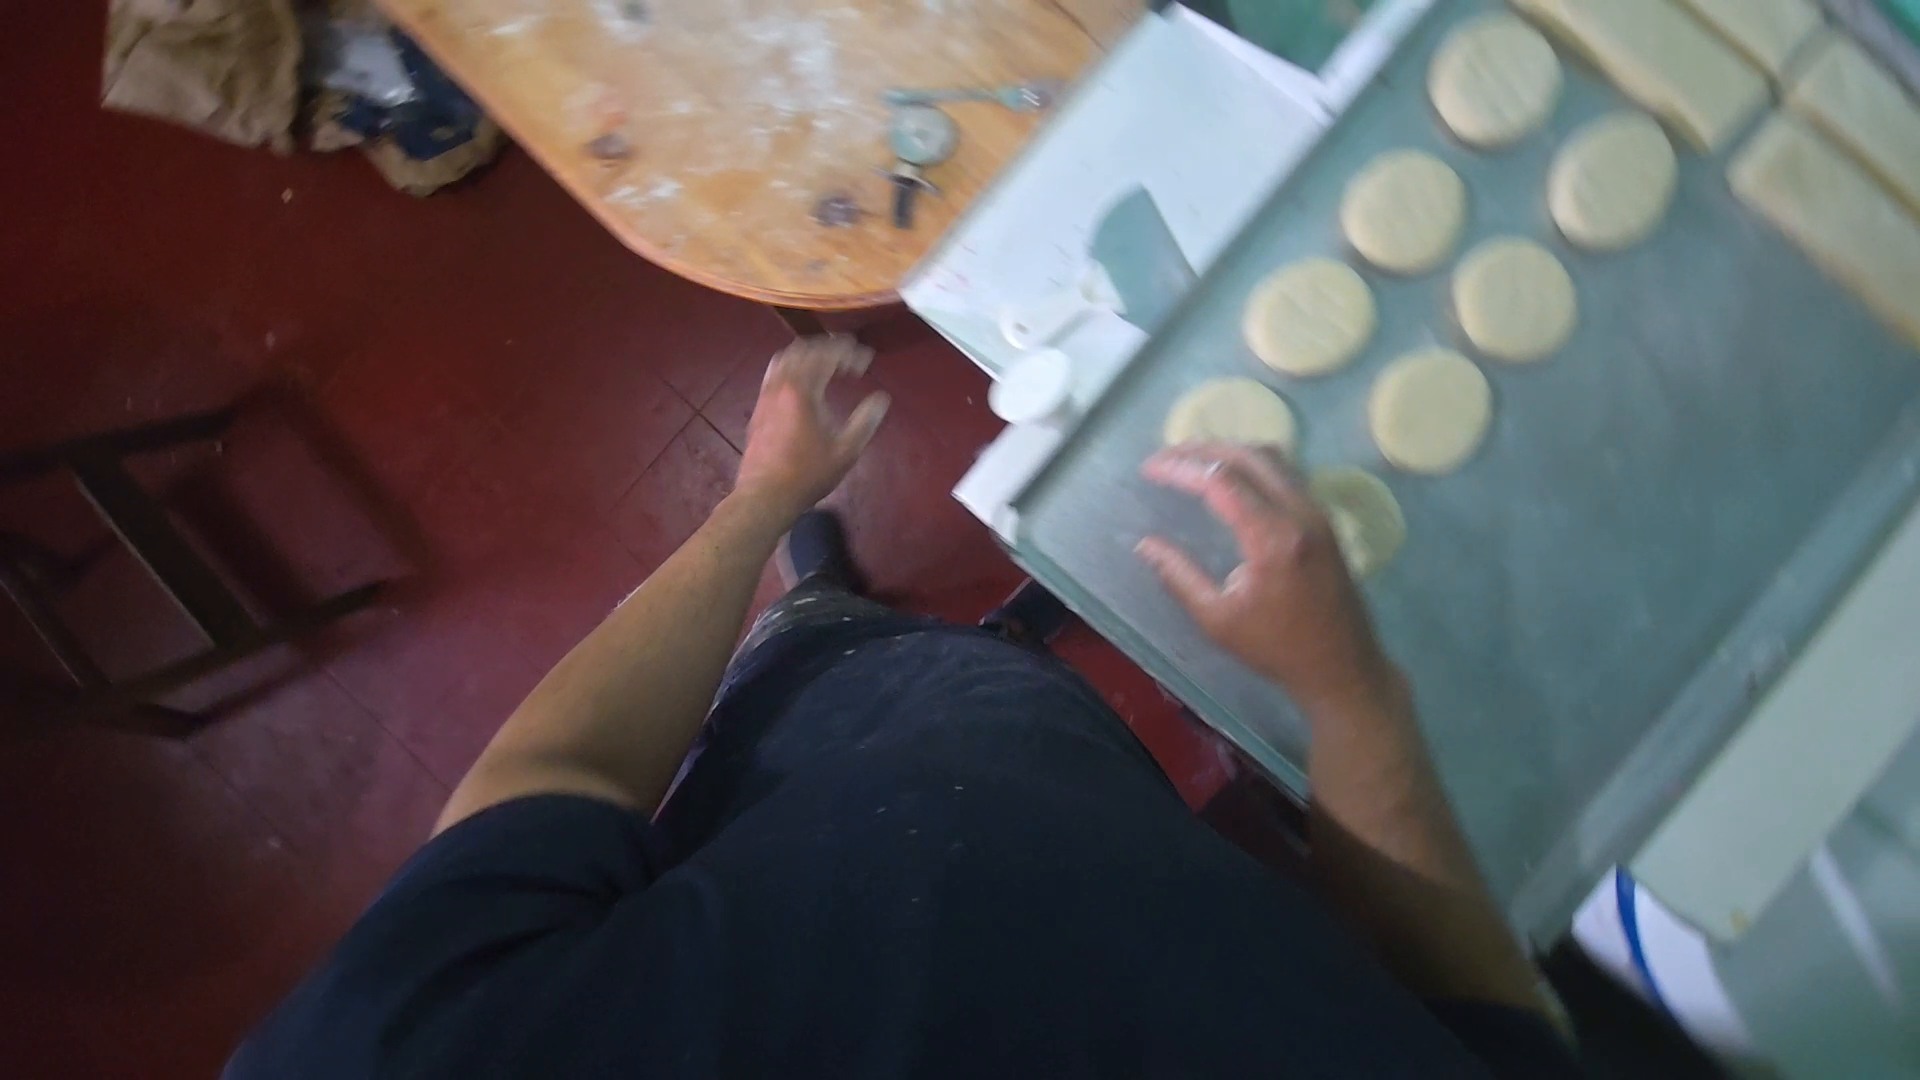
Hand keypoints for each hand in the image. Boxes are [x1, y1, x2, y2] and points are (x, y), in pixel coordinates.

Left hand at [735, 335, 890, 519]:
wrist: (766, 495)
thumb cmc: (809, 474)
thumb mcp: (846, 451)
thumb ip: (865, 421)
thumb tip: (881, 399)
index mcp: (802, 390)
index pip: (827, 356)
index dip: (849, 353)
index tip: (866, 360)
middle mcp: (780, 385)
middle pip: (804, 349)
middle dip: (829, 347)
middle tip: (850, 354)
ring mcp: (765, 395)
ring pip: (785, 358)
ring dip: (808, 353)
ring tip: (827, 362)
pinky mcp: (758, 408)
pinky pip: (774, 373)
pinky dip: (792, 366)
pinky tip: (803, 383)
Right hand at [1136, 443, 1396, 714]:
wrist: (1343, 668)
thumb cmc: (1276, 649)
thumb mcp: (1217, 619)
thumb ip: (1179, 576)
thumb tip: (1145, 544)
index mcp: (1273, 538)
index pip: (1221, 481)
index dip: (1180, 468)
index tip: (1148, 469)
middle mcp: (1301, 514)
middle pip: (1249, 455)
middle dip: (1202, 449)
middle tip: (1165, 456)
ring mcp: (1318, 513)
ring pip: (1272, 458)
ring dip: (1229, 451)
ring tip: (1192, 461)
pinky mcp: (1324, 520)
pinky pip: (1286, 473)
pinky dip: (1252, 464)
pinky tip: (1230, 478)